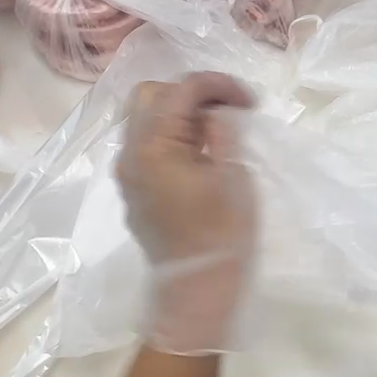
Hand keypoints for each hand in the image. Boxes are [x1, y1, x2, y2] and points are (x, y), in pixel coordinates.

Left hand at [116, 72, 256, 353]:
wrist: (195, 291)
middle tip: (228, 110)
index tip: (249, 101)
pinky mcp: (133, 187)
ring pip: (143, 116)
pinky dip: (169, 133)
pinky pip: (144, 142)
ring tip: (214, 130)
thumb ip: (222, 132)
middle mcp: (130, 153)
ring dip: (178, 111)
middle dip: (191, 92)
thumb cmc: (220, 233)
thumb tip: (215, 111)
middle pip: (152, 94)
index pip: (182, 89)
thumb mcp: (233, 175)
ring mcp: (127, 171)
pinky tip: (198, 150)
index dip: (219, 85)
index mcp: (154, 146)